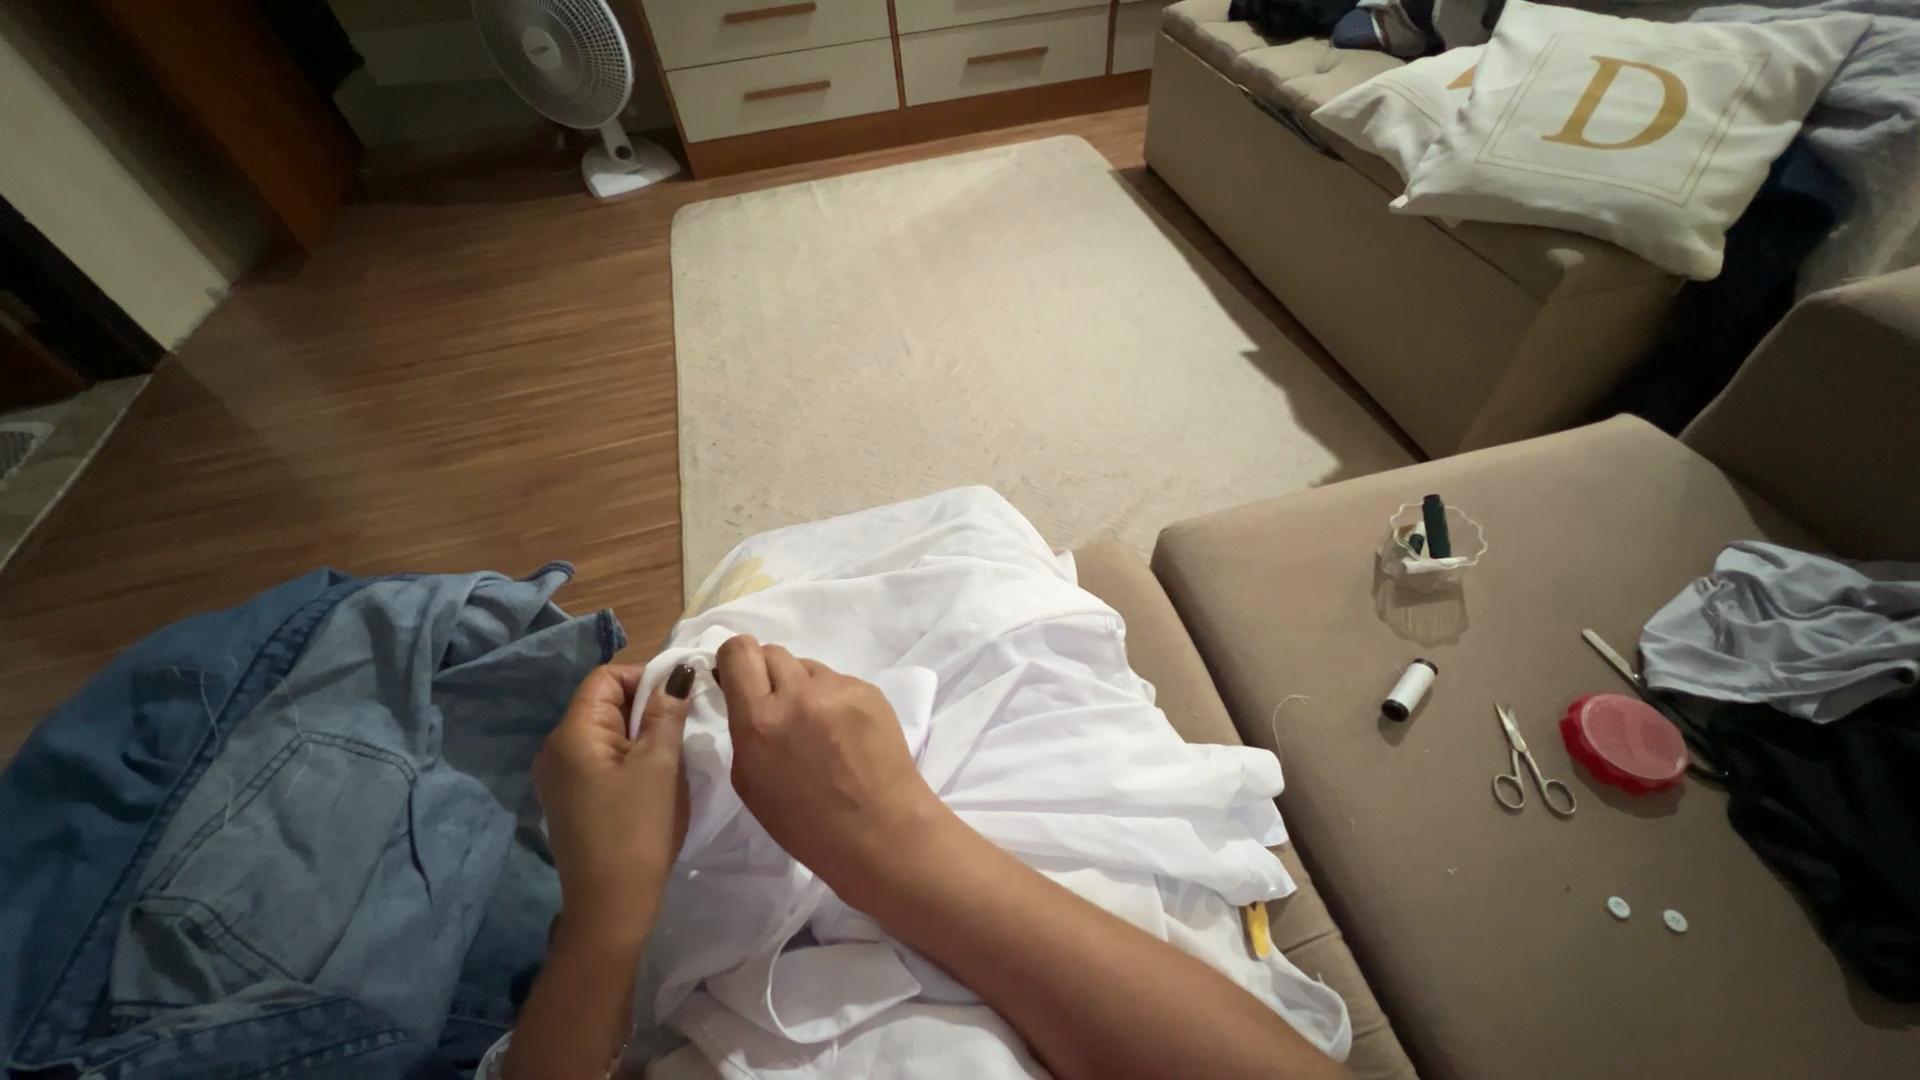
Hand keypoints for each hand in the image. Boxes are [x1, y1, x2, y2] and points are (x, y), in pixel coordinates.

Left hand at [533, 663, 693, 941]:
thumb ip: (667, 711)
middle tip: (677, 735)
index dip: (644, 680)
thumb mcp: (660, 762)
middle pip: (604, 702)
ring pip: (606, 731)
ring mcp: (559, 776)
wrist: (612, 904)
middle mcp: (555, 748)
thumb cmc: (638, 827)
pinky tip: (649, 782)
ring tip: (667, 760)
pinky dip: (628, 757)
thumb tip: (678, 672)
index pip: (606, 677)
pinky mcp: (570, 797)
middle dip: (645, 708)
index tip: (677, 704)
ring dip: (640, 734)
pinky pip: (600, 757)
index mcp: (571, 734)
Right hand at [715, 636, 947, 893]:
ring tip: (818, 728)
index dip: (735, 660)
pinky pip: (838, 681)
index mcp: (760, 721)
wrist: (879, 831)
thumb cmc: (805, 823)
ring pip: (807, 667)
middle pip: (772, 652)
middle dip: (768, 675)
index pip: (739, 652)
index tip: (739, 677)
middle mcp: (798, 694)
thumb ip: (745, 729)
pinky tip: (844, 733)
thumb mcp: (750, 781)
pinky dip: (834, 699)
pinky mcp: (869, 689)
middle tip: (779, 707)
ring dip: (803, 688)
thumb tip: (748, 695)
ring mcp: (838, 688)